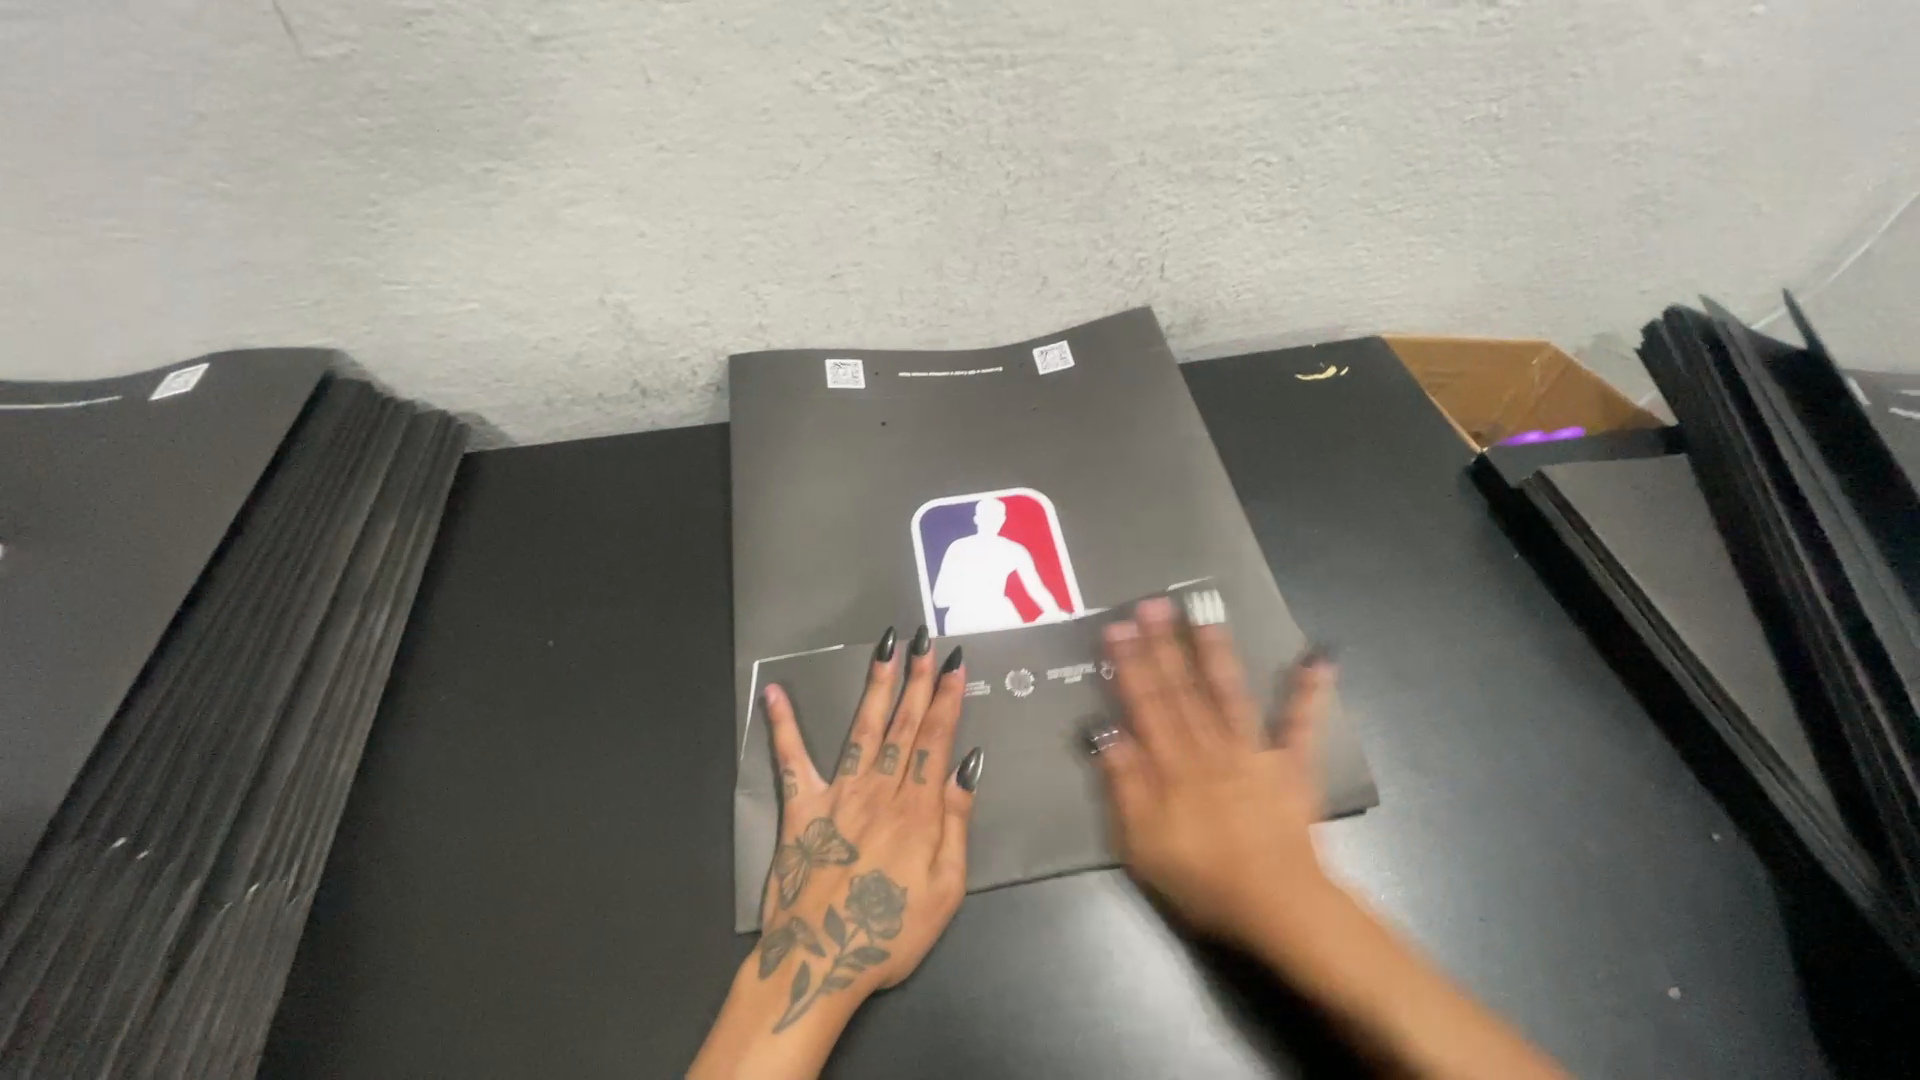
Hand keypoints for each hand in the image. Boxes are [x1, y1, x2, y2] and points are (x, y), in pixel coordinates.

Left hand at [690, 627, 982, 1079]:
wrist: (819, 959)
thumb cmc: (889, 932)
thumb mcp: (946, 888)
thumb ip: (956, 822)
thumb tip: (968, 766)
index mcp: (917, 809)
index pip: (936, 739)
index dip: (948, 698)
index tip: (955, 663)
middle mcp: (880, 789)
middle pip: (903, 724)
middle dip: (917, 678)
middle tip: (924, 639)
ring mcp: (838, 793)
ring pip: (862, 728)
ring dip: (876, 685)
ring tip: (885, 648)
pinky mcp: (801, 807)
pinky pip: (791, 759)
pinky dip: (783, 724)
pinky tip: (775, 692)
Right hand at [1090, 596, 1336, 948]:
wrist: (1278, 905)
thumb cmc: (1202, 877)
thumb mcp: (1143, 841)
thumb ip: (1125, 783)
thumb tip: (1104, 730)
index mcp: (1172, 766)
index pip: (1145, 705)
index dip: (1130, 665)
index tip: (1117, 627)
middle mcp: (1209, 748)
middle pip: (1181, 691)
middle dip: (1164, 645)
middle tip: (1151, 603)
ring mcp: (1252, 753)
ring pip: (1228, 694)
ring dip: (1215, 653)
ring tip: (1203, 614)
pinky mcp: (1290, 766)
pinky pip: (1299, 724)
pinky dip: (1308, 690)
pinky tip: (1318, 656)